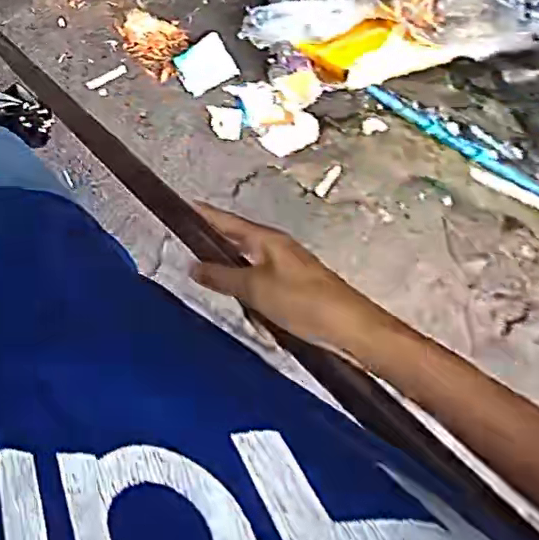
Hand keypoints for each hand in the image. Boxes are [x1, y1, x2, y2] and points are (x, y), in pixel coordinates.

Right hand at [190, 202, 401, 356]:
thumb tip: (193, 266)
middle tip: (198, 267)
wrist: (358, 333)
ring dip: (242, 291)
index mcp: (266, 239)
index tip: (180, 206)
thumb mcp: (255, 289)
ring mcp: (288, 269)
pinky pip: (265, 290)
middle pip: (236, 245)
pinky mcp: (298, 290)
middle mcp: (276, 248)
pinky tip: (265, 323)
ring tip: (246, 311)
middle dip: (219, 260)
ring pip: (250, 273)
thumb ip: (221, 276)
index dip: (202, 214)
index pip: (225, 220)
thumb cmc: (305, 303)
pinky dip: (259, 304)